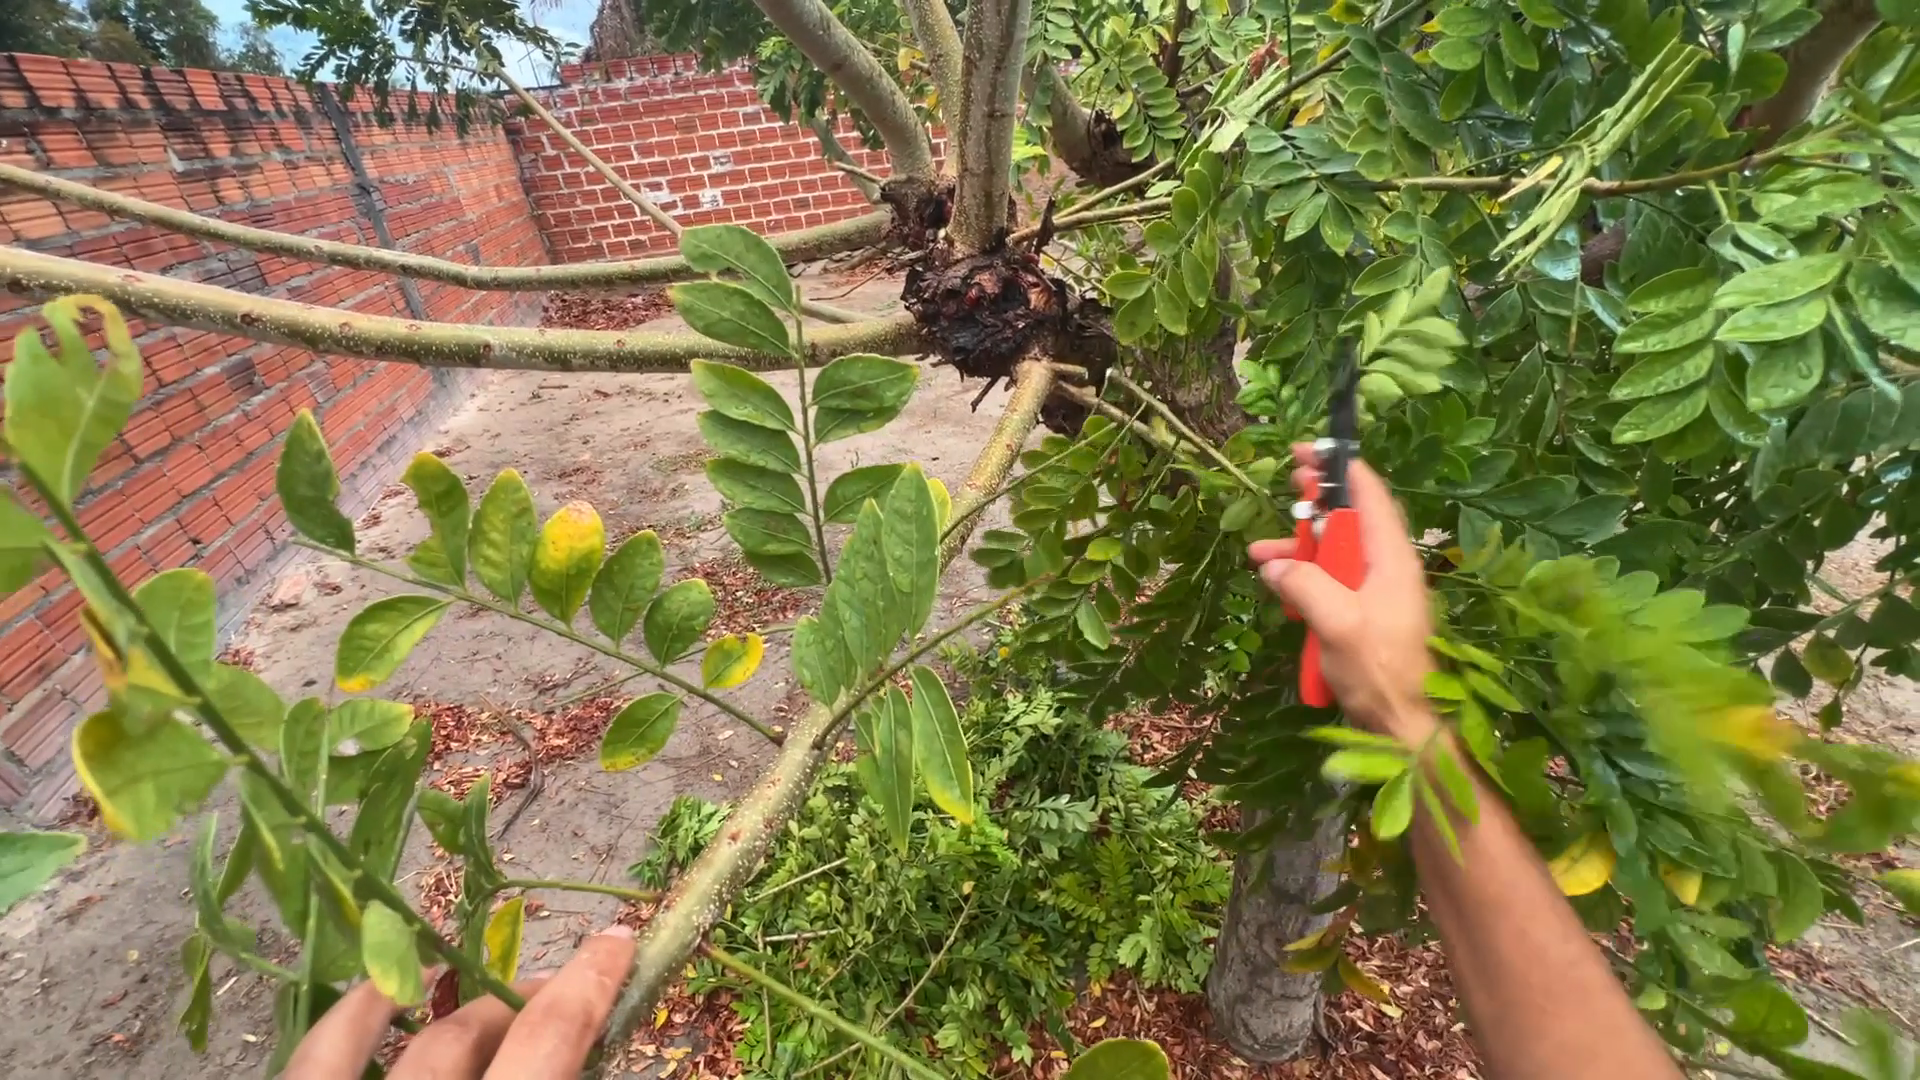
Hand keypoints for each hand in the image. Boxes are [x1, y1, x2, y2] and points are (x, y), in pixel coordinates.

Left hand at [285, 924, 635, 1079]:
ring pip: (398, 1040)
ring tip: (487, 991)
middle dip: (525, 1003)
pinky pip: (312, 1062)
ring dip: (456, 1005)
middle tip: (557, 998)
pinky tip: (387, 989)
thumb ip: (555, 1077)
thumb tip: (585, 1045)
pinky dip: (355, 1015)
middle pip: (469, 1033)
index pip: (548, 1040)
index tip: (617, 941)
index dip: (590, 983)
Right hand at [1248, 443, 1435, 743]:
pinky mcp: (1357, 612)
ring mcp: (1370, 591)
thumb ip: (1305, 586)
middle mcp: (1383, 568)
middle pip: (1348, 520)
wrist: (1404, 725)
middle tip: (1288, 484)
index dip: (1340, 470)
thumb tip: (1274, 563)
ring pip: (1330, 553)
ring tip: (1259, 551)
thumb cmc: (1381, 671)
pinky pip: (1325, 581)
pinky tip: (1276, 583)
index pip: (1368, 498)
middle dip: (1314, 504)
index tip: (1309, 452)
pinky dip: (1299, 577)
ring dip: (1297, 548)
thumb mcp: (1339, 625)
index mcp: (1391, 560)